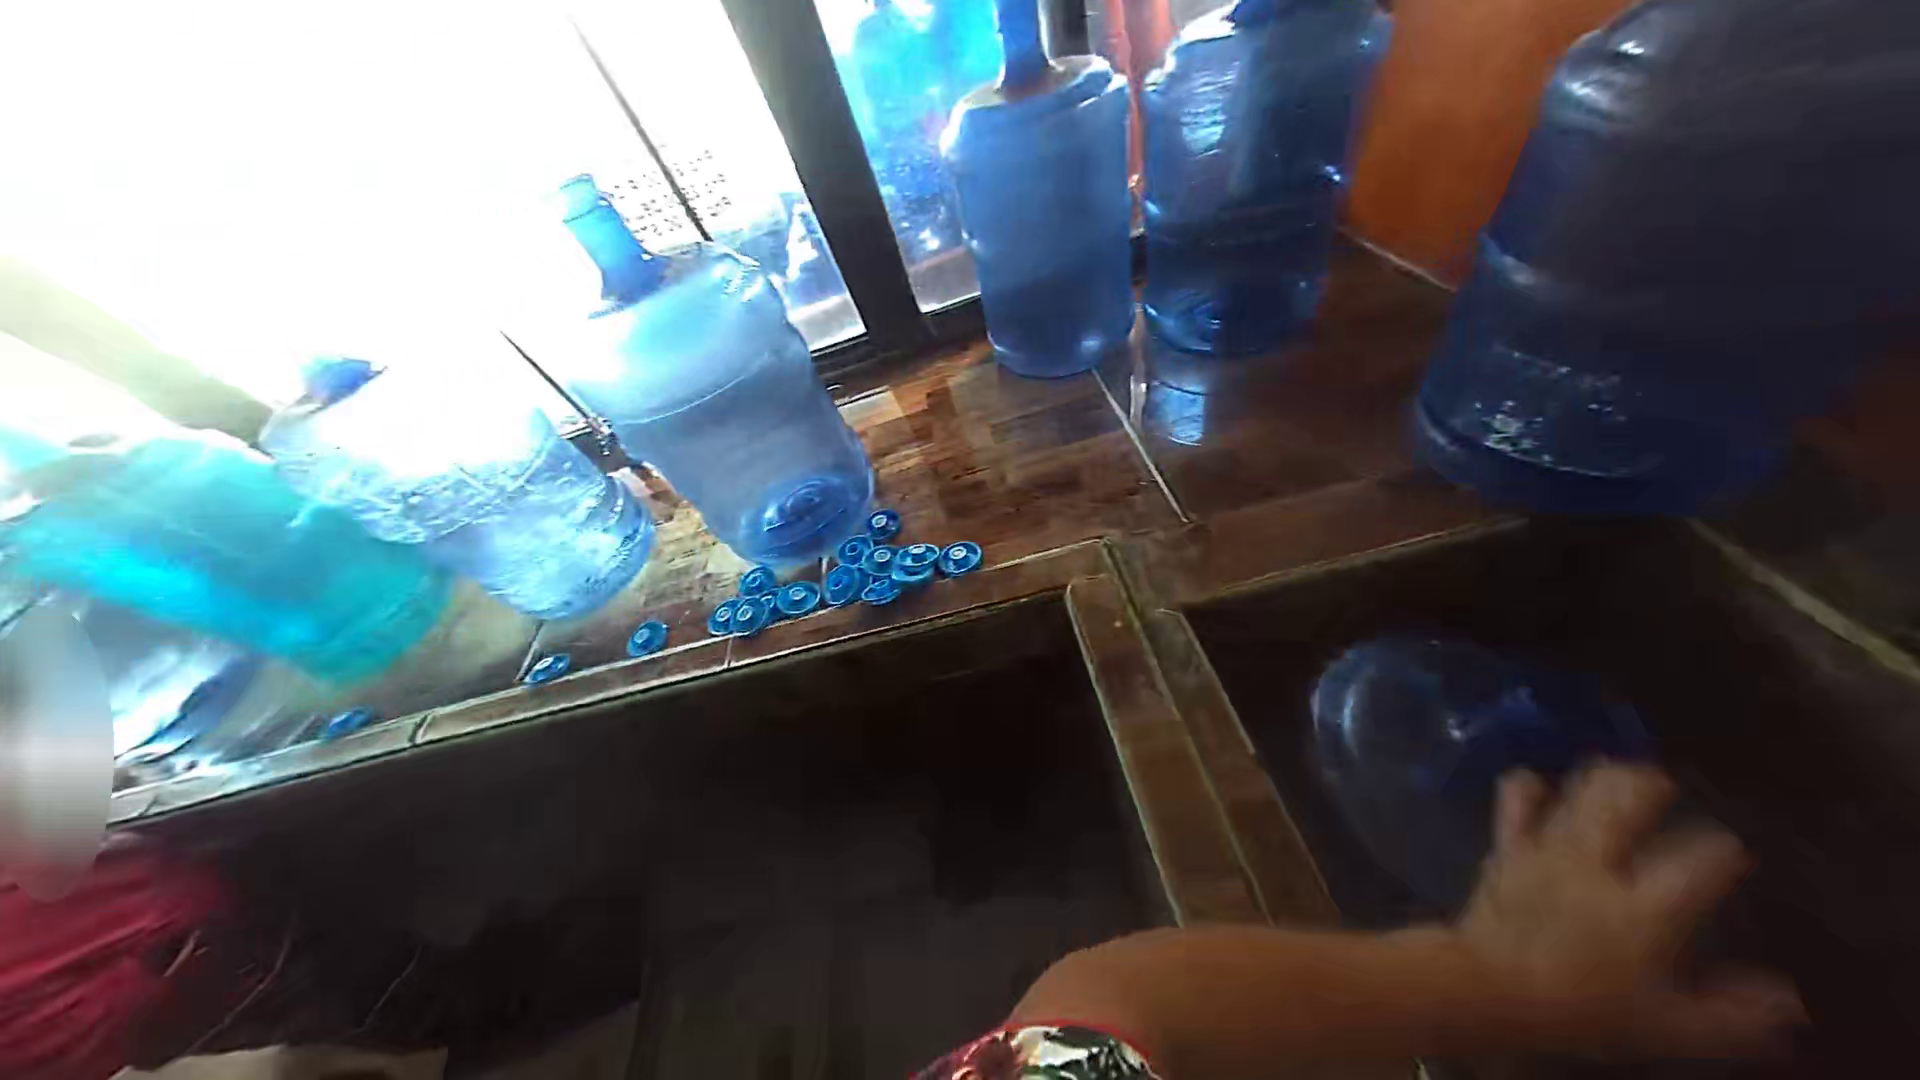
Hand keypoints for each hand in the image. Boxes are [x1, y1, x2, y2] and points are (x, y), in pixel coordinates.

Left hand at [1457, 762, 1805, 1057]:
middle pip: (1620, 819)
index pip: (1690, 870)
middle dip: (1641, 793)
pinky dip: (1520, 793)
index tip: (1727, 842)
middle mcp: (1592, 872)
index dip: (1713, 852)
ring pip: (1571, 808)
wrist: (1494, 983)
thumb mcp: (1675, 1028)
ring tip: (1608, 763)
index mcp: (1641, 911)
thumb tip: (1783, 997)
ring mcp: (1543, 856)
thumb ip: (1733, 1013)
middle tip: (1656, 776)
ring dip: (1591, 784)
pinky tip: (1526, 776)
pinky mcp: (1506, 854)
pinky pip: (1512, 814)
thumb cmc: (1586, 1008)